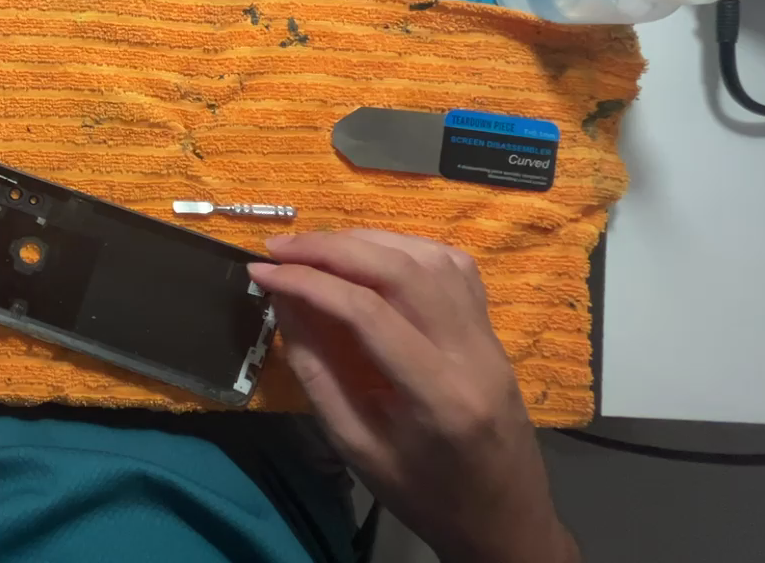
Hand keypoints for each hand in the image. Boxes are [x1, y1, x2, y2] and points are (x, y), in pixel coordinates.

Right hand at [249, 231, 577, 562]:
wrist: (505, 524)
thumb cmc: (422, 493)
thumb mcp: (352, 442)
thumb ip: (313, 367)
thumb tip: (281, 299)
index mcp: (439, 396)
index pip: (366, 311)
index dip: (305, 282)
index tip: (258, 271)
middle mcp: (473, 356)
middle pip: (401, 270)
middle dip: (330, 248)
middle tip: (278, 248)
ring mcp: (490, 340)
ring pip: (428, 257)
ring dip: (363, 240)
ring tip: (315, 248)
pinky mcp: (492, 331)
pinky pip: (451, 266)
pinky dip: (400, 247)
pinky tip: (367, 255)